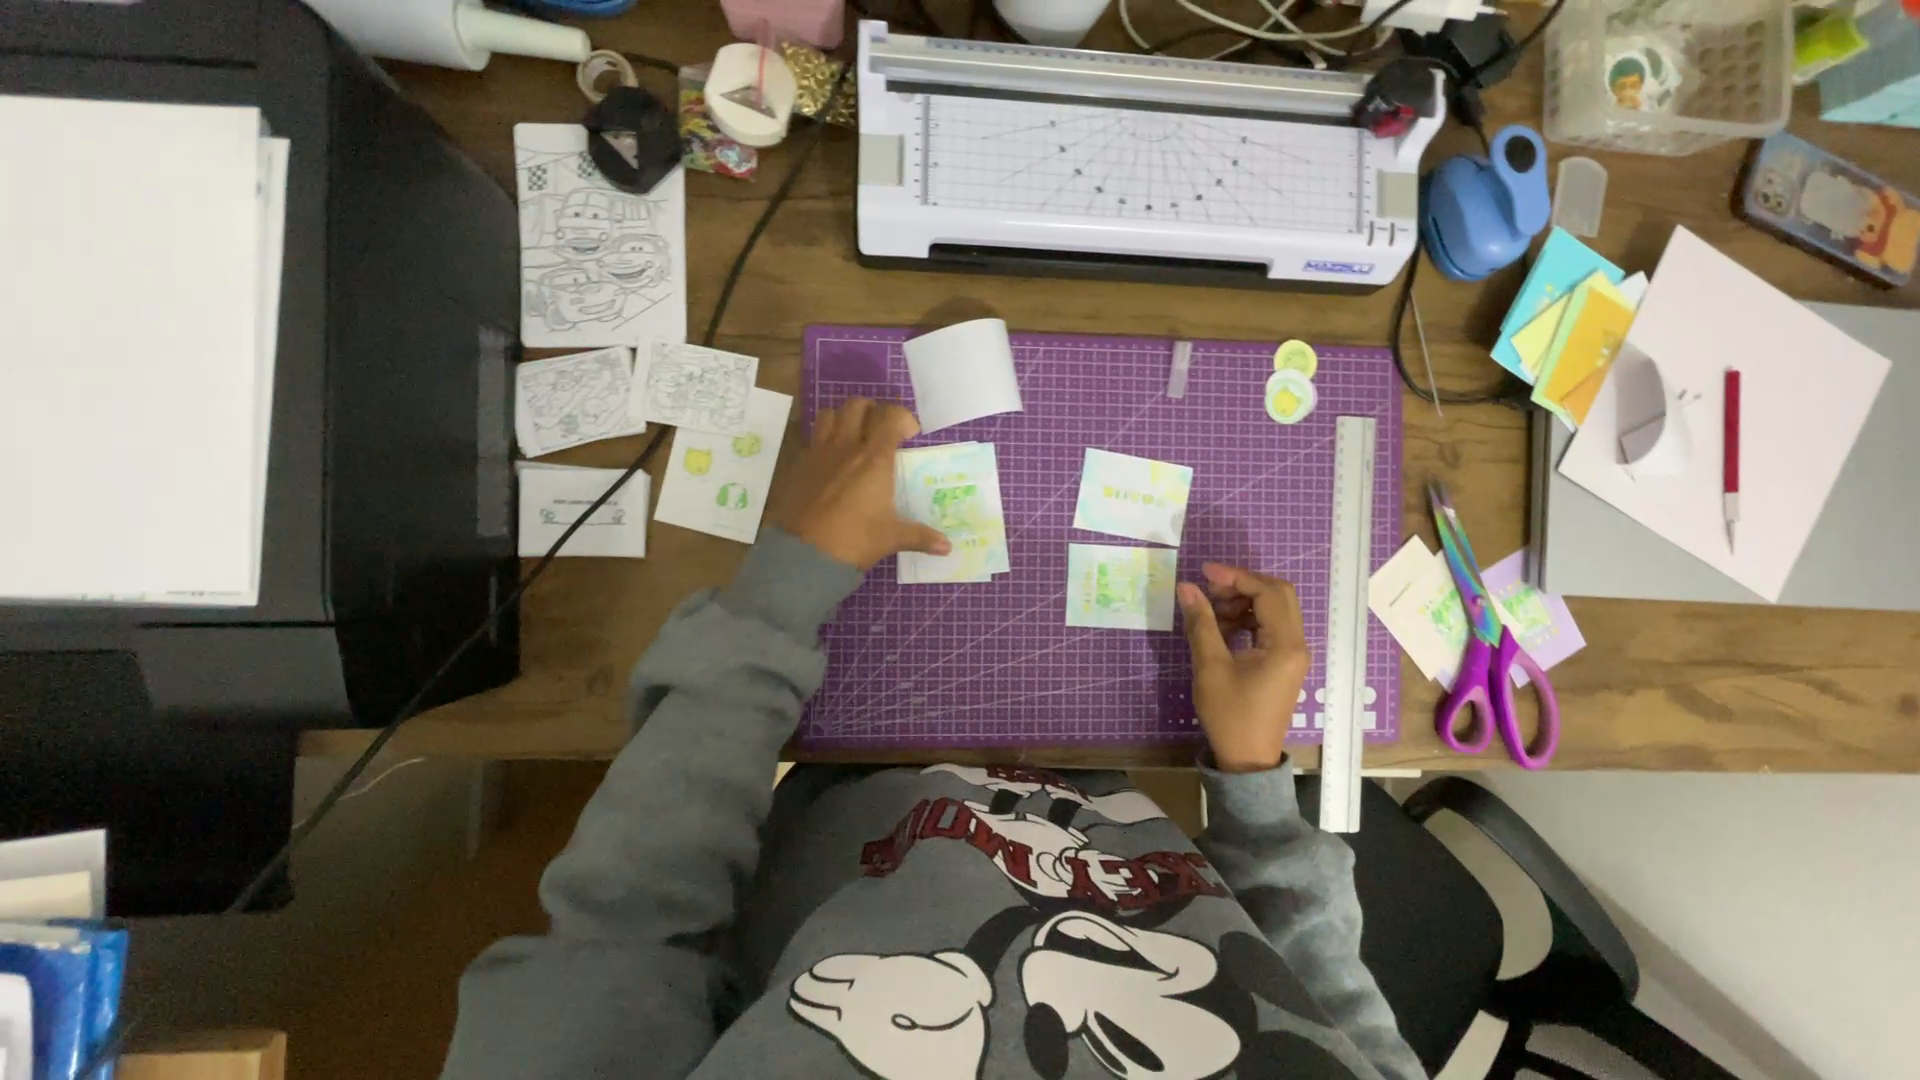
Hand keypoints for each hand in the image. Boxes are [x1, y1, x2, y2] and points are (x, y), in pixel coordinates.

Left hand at [772, 398, 951, 569]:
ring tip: (852, 438)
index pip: (890, 416)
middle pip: (857, 405)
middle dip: (873, 411)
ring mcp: (818, 453)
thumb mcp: (891, 538)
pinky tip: (830, 462)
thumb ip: (920, 537)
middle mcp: (846, 447)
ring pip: (829, 414)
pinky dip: (823, 440)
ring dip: (844, 419)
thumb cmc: (854, 540)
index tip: (909, 436)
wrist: (804, 555)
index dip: (903, 418)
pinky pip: (811, 439)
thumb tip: (947, 546)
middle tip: (880, 431)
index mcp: (874, 459)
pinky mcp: (798, 465)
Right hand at [1178, 563, 1310, 773]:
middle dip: (1242, 585)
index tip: (1204, 573)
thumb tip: (1188, 587)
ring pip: (1274, 609)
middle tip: (1210, 589)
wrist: (1247, 759)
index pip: (1268, 592)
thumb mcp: (1210, 666)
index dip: (1236, 577)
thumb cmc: (1229, 714)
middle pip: (1278, 595)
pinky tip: (1223, 628)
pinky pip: (1270, 627)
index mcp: (1285, 644)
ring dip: (1244, 602)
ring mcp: (1292, 654)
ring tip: (1212, 612)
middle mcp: (1297, 644)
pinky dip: (1248, 619)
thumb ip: (1201, 622)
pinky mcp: (1283, 662)